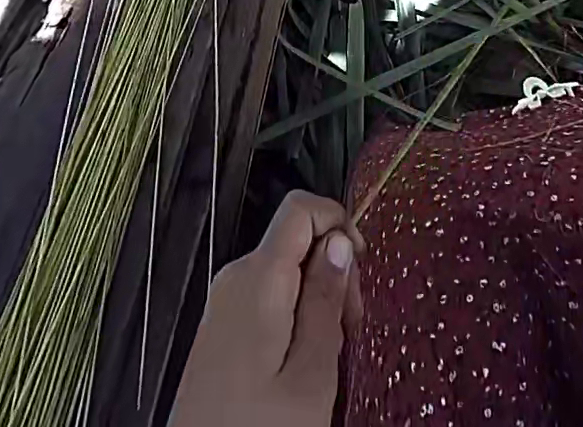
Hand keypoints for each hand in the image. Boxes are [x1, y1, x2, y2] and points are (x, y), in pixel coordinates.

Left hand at [167, 191, 363, 426]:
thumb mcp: (310, 375)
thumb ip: (325, 299)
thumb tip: (339, 240)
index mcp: (257, 277)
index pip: (300, 207)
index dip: (338, 221)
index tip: (360, 265)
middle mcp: (236, 276)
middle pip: (297, 238)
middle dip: (333, 268)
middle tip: (352, 325)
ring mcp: (224, 301)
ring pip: (287, 268)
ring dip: (318, 294)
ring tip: (331, 351)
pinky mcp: (221, 326)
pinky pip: (269, 293)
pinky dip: (296, 311)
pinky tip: (305, 358)